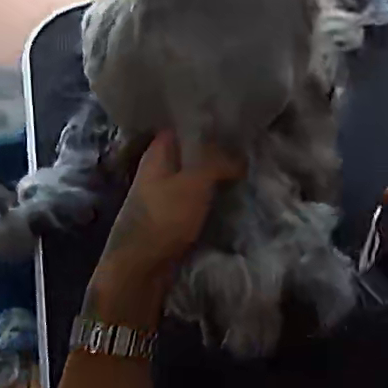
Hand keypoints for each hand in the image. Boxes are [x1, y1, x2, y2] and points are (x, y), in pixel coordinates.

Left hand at [87, 130, 242, 323]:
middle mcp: (157, 169)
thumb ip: (218, 162)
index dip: (206, 122)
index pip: (182, 126)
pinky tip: (228, 198)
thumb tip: (240, 157)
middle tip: (247, 148)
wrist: (140, 266)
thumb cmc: (165, 217)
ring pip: (192, 176)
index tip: (235, 121)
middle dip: (215, 150)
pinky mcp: (169, 217)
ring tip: (244, 171)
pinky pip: (193, 198)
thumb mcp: (195, 181)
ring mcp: (161, 195)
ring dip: (214, 175)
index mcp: (157, 153)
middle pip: (190, 152)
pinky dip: (209, 197)